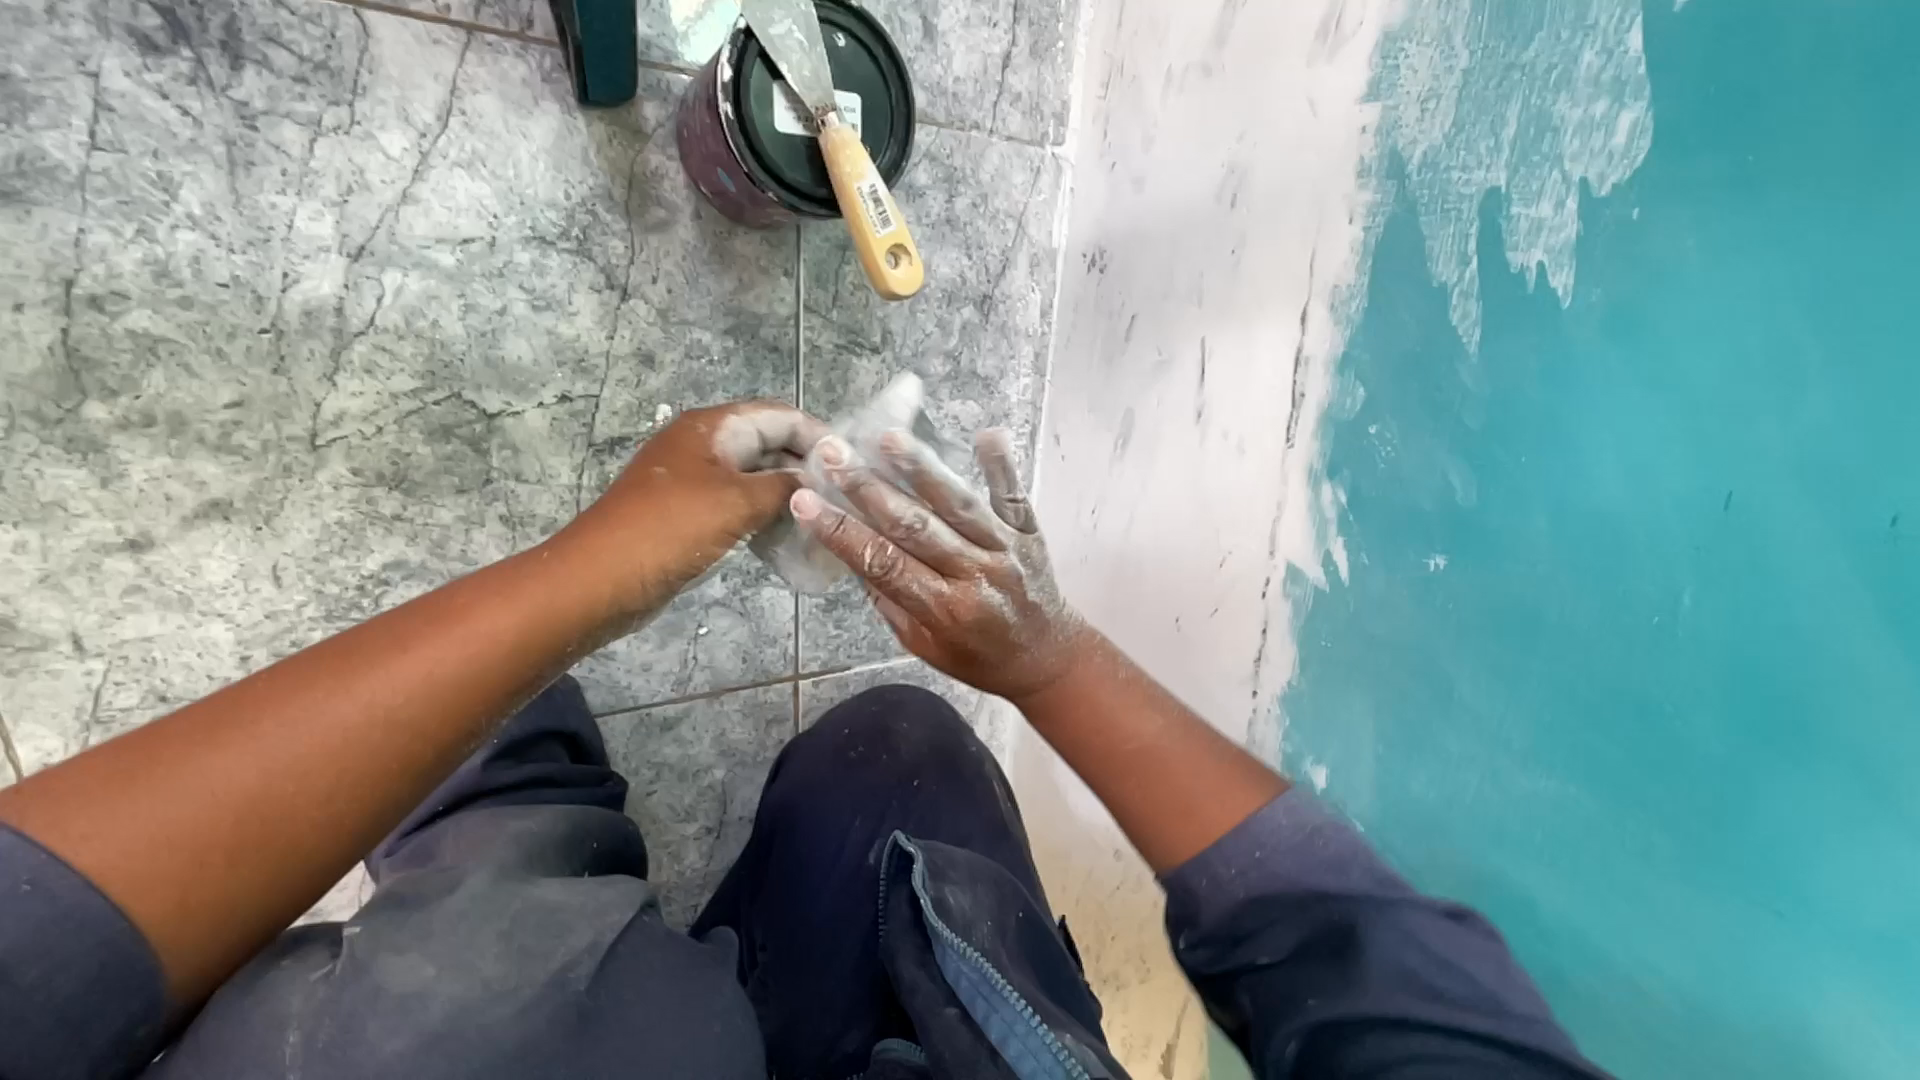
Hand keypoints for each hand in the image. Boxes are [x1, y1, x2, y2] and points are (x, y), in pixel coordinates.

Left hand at [565, 401, 827, 611]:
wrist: (601, 581)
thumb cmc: (670, 531)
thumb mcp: (737, 503)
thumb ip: (785, 486)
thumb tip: (818, 483)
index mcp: (713, 428)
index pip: (781, 415)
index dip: (819, 436)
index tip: (853, 467)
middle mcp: (706, 445)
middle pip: (770, 444)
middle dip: (808, 467)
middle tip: (846, 498)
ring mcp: (698, 481)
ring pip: (757, 478)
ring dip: (790, 495)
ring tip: (826, 519)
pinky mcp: (693, 514)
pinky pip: (741, 505)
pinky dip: (767, 516)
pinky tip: (792, 538)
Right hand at [791, 427, 1092, 700]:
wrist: (1047, 659)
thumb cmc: (976, 656)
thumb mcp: (922, 644)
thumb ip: (889, 599)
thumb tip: (850, 551)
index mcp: (942, 610)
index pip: (883, 564)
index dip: (841, 532)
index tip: (804, 500)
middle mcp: (973, 575)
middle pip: (915, 527)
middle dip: (868, 488)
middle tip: (831, 453)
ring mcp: (1004, 549)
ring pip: (958, 504)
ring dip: (922, 469)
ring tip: (889, 437)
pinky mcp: (1027, 531)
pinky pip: (1012, 495)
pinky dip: (1000, 465)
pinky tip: (987, 433)